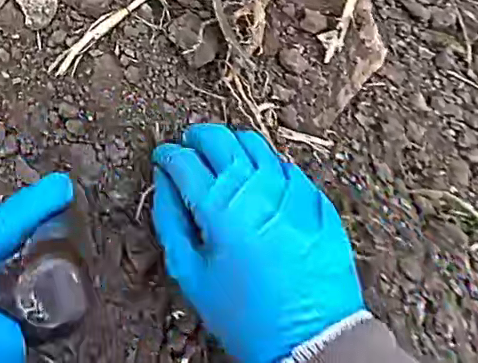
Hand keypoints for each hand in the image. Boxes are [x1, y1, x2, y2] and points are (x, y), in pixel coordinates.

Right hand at [152, 125, 363, 362]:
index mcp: (218, 207)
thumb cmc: (248, 316)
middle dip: (196, 136)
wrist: (314, 341)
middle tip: (190, 147)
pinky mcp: (312, 195)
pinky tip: (259, 181)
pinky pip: (283, 164)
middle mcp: (252, 187)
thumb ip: (170, 221)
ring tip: (224, 158)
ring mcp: (286, 187)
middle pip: (217, 136)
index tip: (163, 156)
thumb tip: (163, 180)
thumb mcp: (193, 277)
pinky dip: (265, 164)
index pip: (182, 159)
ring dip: (231, 143)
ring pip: (252, 141)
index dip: (167, 154)